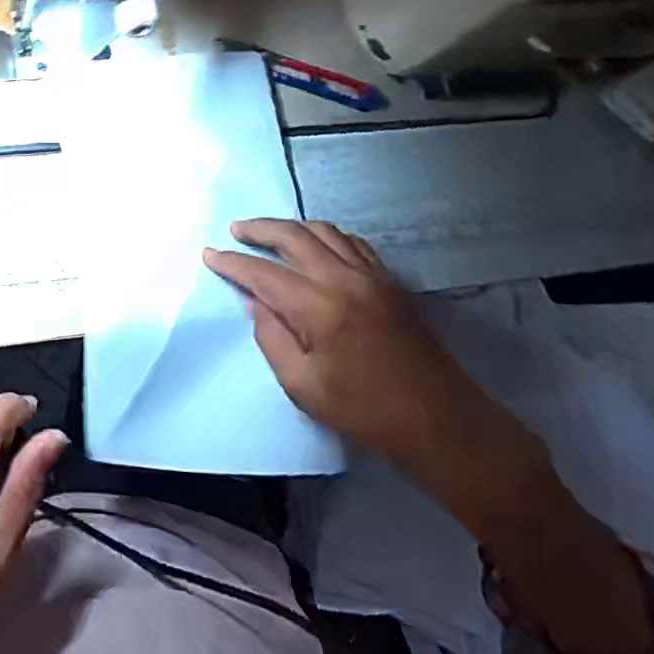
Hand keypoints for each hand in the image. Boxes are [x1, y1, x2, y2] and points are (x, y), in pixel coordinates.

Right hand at [209, 221, 653, 653]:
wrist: (445, 425)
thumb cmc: (367, 412)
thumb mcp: (303, 385)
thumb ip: (271, 337)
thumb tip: (255, 302)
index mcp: (320, 306)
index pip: (263, 272)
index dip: (231, 262)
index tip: (208, 254)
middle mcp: (346, 279)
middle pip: (294, 236)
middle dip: (258, 229)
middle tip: (233, 230)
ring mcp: (373, 277)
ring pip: (325, 232)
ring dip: (291, 227)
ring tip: (267, 232)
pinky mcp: (391, 284)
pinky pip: (351, 243)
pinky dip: (324, 236)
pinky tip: (314, 246)